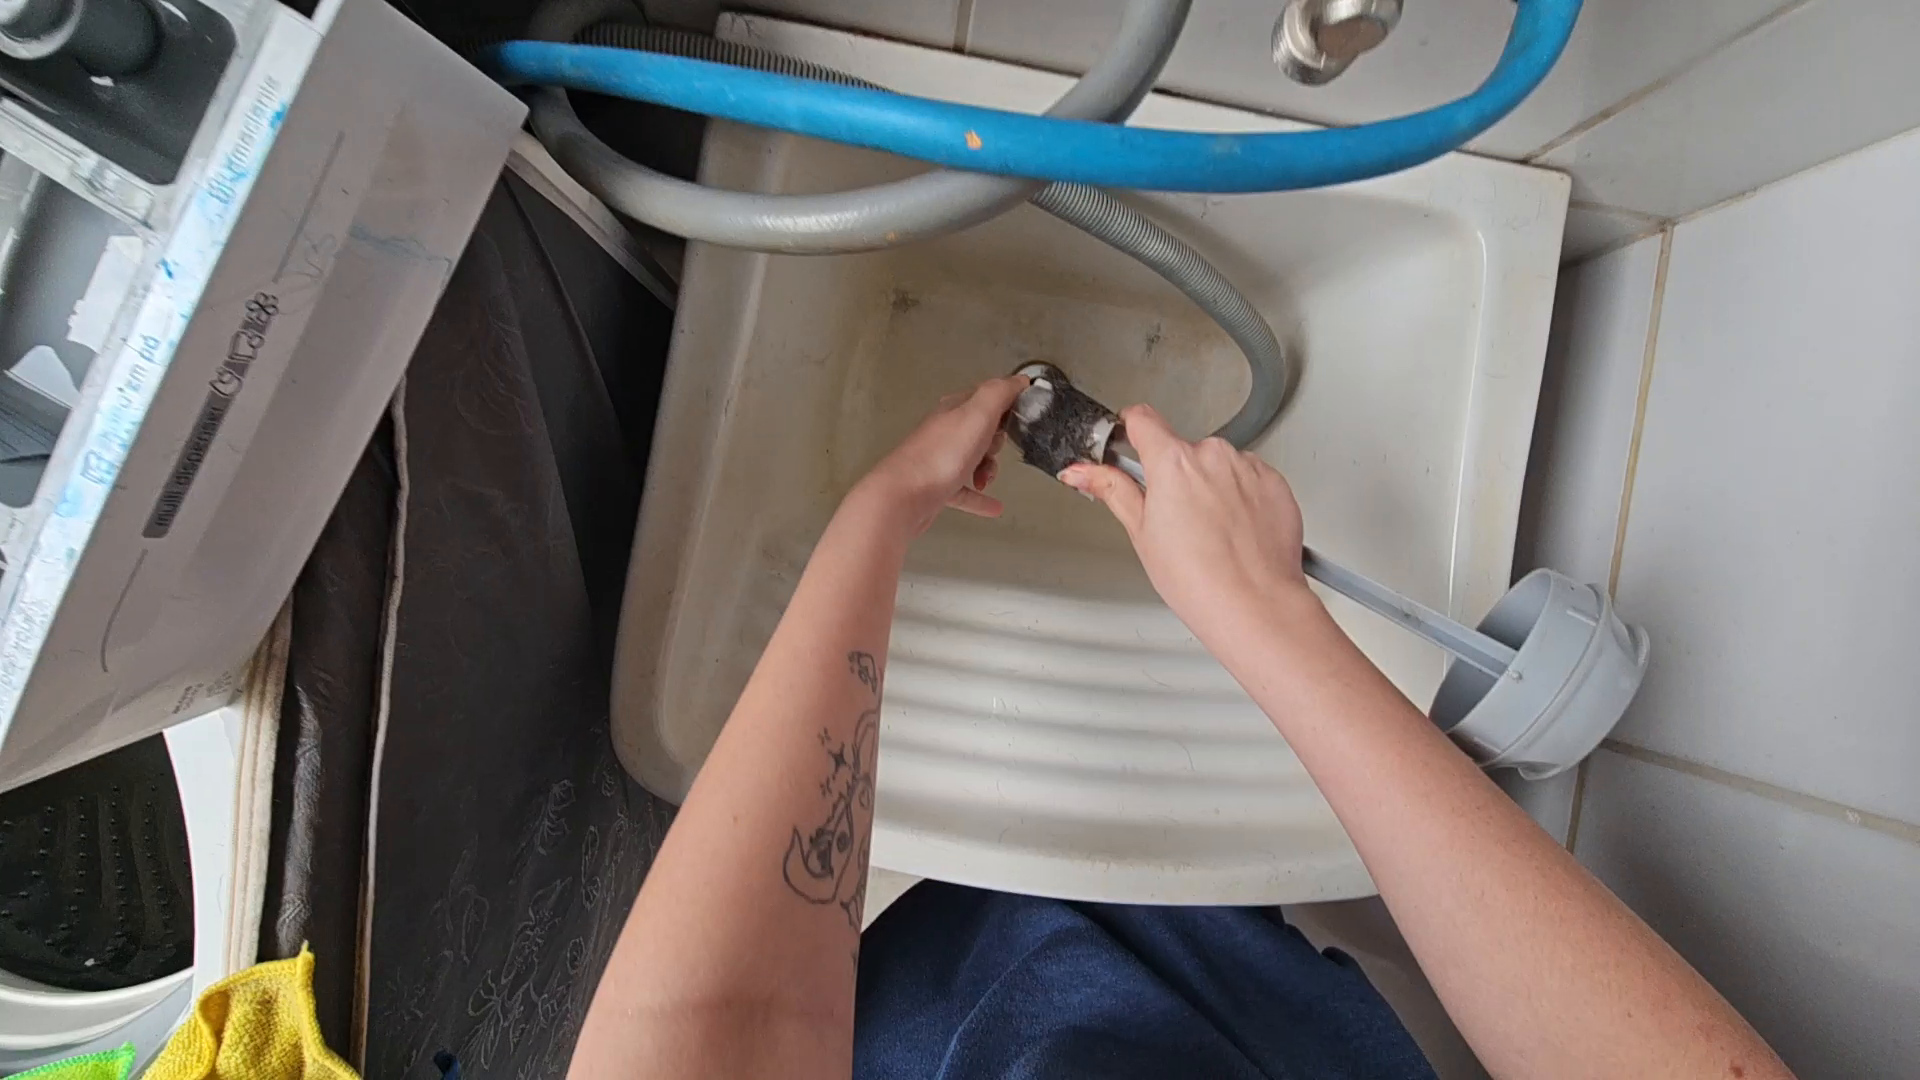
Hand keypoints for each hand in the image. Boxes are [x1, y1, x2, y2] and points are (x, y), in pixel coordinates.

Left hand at [851, 375, 1028, 536]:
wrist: (904, 496)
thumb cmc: (944, 454)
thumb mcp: (977, 414)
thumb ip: (1000, 393)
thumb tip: (1020, 379)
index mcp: (954, 410)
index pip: (986, 398)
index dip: (1006, 406)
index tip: (1021, 419)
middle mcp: (945, 432)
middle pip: (982, 431)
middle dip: (996, 442)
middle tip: (992, 450)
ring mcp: (939, 461)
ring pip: (973, 461)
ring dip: (988, 470)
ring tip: (985, 480)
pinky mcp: (936, 489)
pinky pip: (965, 492)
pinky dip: (980, 498)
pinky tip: (995, 508)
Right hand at [1060, 404, 1316, 644]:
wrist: (1253, 603)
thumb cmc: (1197, 578)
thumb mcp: (1140, 532)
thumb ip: (1111, 489)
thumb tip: (1081, 471)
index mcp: (1173, 462)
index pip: (1142, 420)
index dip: (1130, 432)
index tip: (1128, 445)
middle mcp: (1213, 455)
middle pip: (1182, 449)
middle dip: (1174, 475)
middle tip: (1172, 516)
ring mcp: (1248, 467)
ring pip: (1217, 464)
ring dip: (1209, 485)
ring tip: (1208, 530)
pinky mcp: (1275, 483)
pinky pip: (1248, 478)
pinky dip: (1240, 497)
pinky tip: (1233, 530)